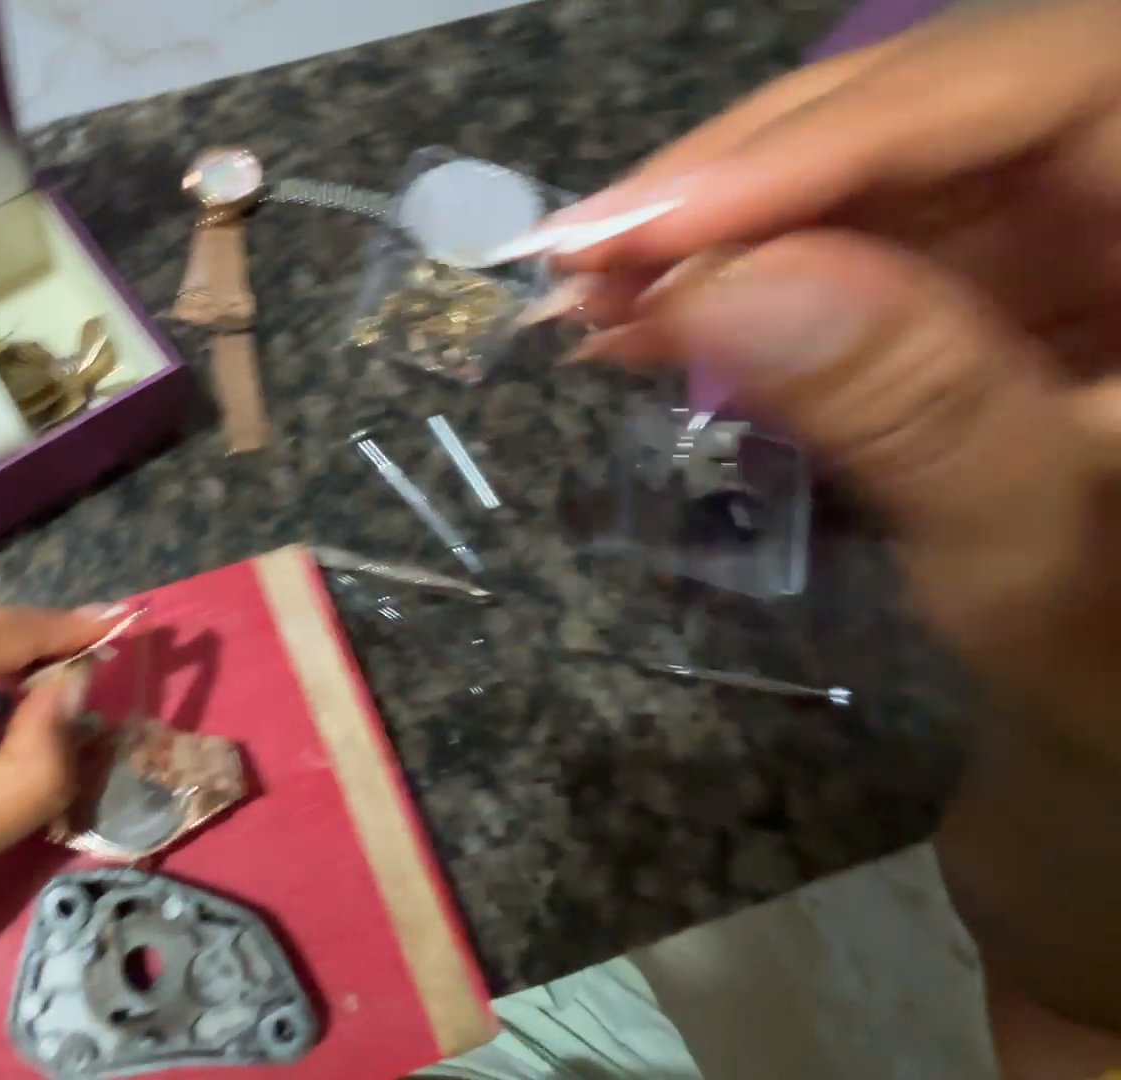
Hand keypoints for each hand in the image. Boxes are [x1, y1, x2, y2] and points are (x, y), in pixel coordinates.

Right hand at [535, 0, 1120, 724]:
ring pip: (854, 169)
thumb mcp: (1038, 548)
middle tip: (580, 252)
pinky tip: (635, 313)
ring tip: (584, 289)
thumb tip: (705, 287)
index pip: (1039, 90)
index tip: (641, 226)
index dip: (821, 142)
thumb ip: (904, 406)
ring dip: (701, 230)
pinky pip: (828, 240)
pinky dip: (717, 276)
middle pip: (926, 107)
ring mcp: (1059, 220)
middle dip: (731, 181)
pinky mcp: (973, 270)